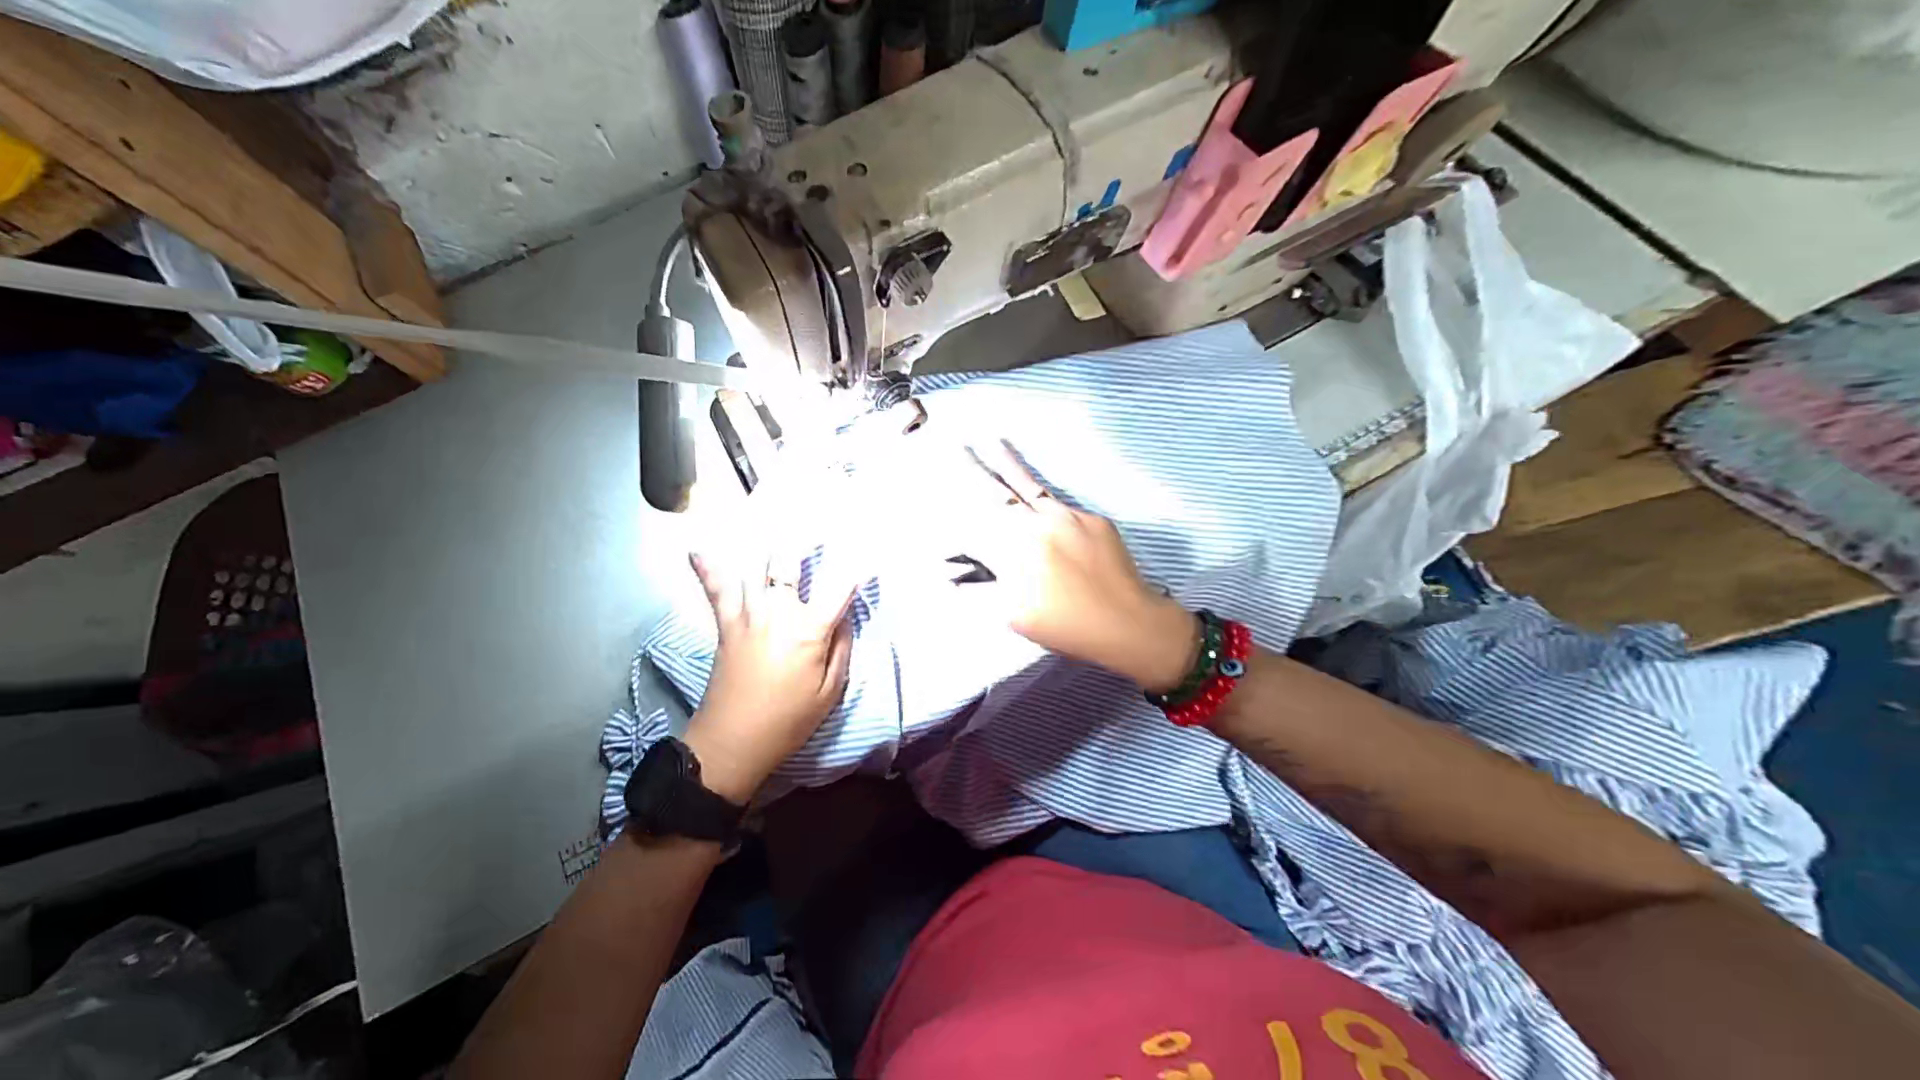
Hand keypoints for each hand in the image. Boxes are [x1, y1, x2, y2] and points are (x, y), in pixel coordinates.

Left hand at [681, 550, 854, 803]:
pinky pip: (717, 593)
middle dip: (801, 543)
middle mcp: (779, 615)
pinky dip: (708, 570)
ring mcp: (749, 617)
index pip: (839, 591)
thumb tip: (843, 618)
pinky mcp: (726, 627)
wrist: (732, 742)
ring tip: (771, 519)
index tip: (868, 555)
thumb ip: (840, 650)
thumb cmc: (788, 721)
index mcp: (810, 632)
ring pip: (756, 572)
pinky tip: (696, 550)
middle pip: (789, 569)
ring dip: (765, 546)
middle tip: (812, 526)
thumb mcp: (830, 692)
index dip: (855, 571)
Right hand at [949, 440, 1198, 692]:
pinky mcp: (1094, 519)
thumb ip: (980, 591)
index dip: (954, 509)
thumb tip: (950, 574)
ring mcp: (1070, 517)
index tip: (938, 490)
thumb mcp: (1015, 616)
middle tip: (957, 446)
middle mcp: (1039, 525)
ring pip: (1031, 486)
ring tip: (992, 441)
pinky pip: (1061, 507)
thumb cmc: (1067, 627)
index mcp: (1016, 551)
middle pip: (999, 492)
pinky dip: (1043, 504)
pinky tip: (1037, 504)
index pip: (975, 522)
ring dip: (1008, 464)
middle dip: (974, 469)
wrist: (1130, 624)